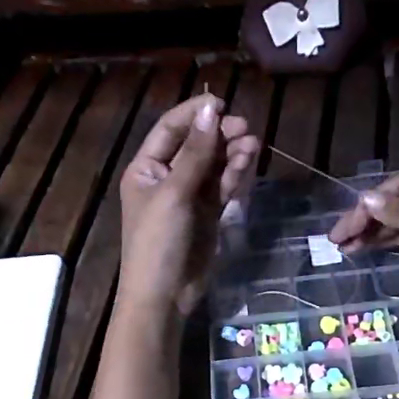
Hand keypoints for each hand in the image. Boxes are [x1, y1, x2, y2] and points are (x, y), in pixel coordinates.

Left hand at [116, 94, 259, 315]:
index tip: (221, 103)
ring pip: (213, 166)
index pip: (171, 130)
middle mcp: (166, 178)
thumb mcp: (174, 194)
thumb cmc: (158, 242)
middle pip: (196, 146)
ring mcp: (188, 198)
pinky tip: (248, 160)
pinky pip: (222, 187)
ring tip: (253, 143)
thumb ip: (195, 153)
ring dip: (231, 153)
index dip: (194, 114)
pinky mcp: (208, 215)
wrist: (164, 294)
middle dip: (218, 134)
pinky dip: (234, 174)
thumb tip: (210, 111)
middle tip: (245, 127)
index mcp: (146, 169)